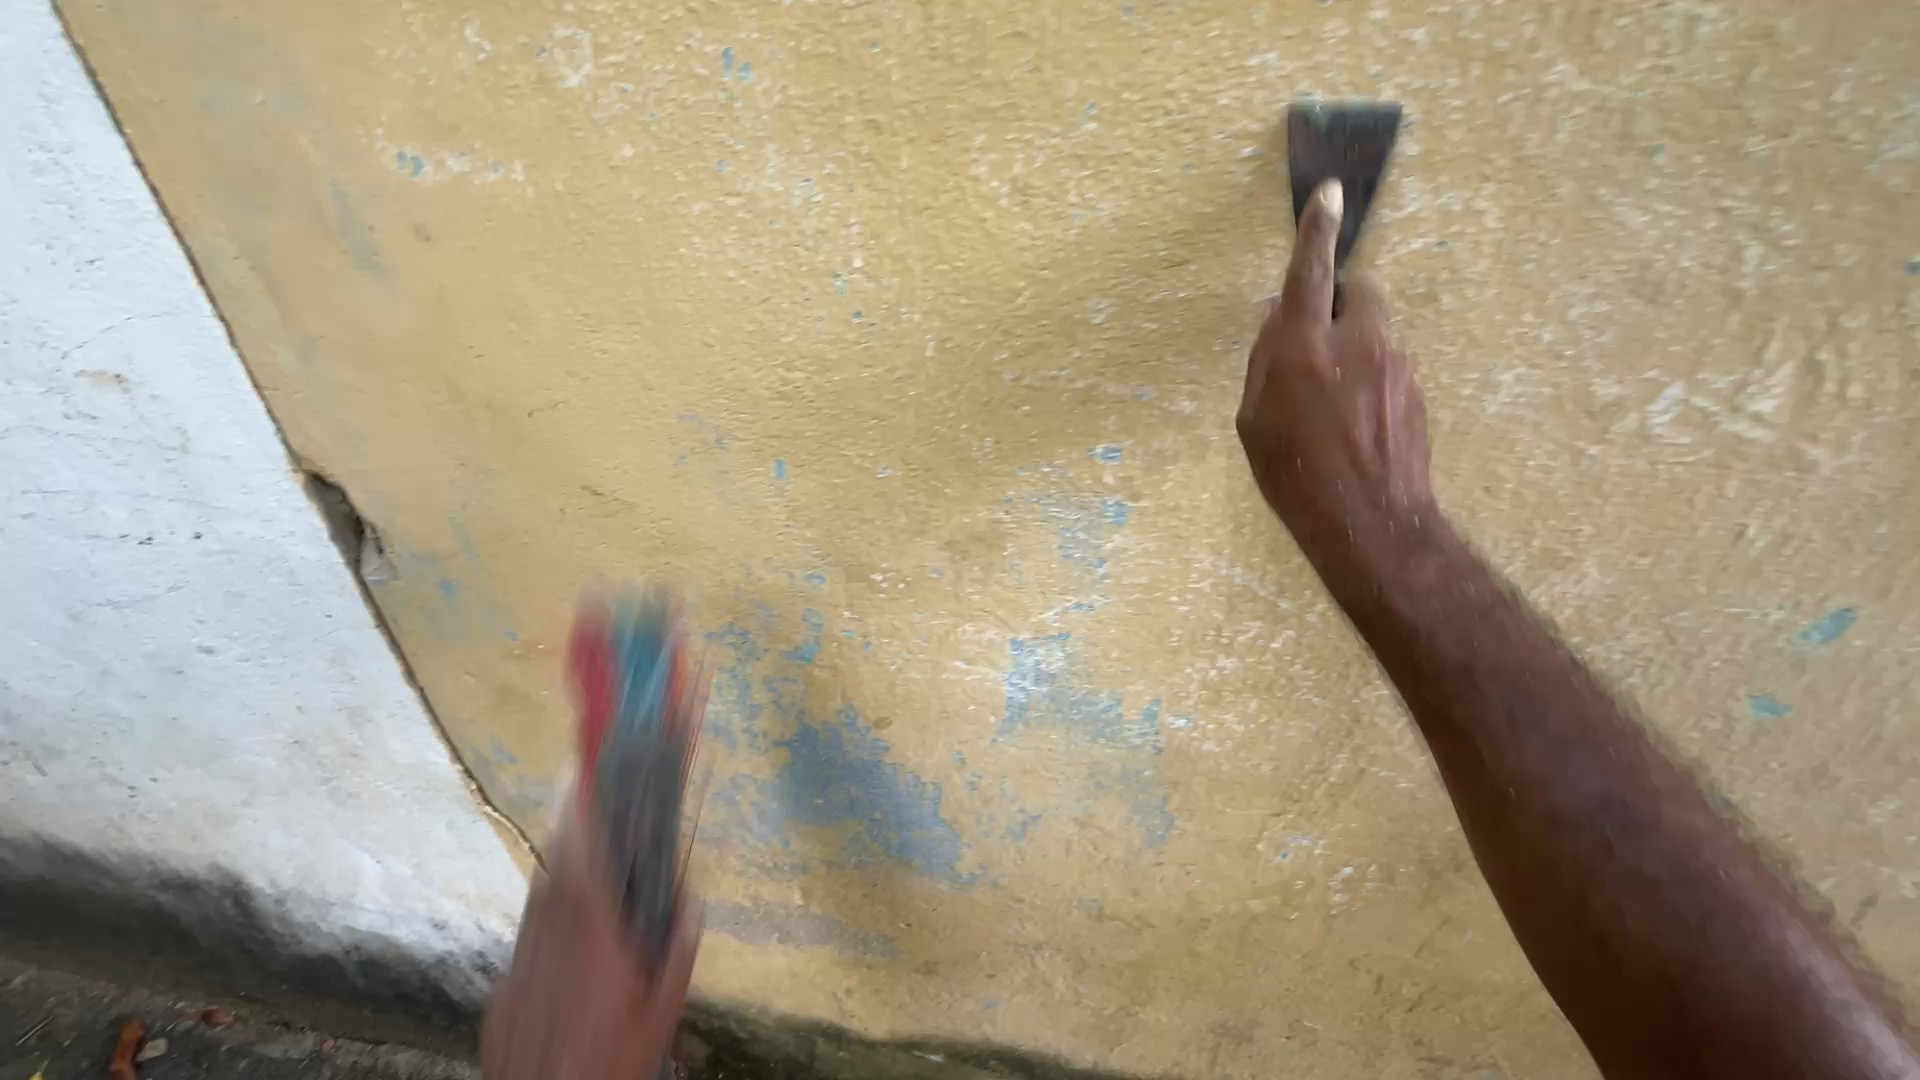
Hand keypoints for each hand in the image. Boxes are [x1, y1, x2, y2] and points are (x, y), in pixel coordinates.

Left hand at [481, 807, 700, 1079]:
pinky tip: (568, 935)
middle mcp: (549, 937)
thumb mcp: (664, 1005)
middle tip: (586, 797)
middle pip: (554, 867)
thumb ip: (679, 947)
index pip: (580, 855)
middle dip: (569, 826)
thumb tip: (692, 901)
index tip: (582, 772)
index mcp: (592, 933)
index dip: (578, 809)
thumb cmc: (614, 1056)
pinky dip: (548, 918)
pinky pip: (527, 936)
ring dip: (560, 868)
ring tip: (584, 854)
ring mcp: (519, 962)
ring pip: (537, 899)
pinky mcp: (502, 990)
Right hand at [1236, 179, 1434, 564]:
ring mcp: (1396, 363)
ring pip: (1375, 333)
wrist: (1368, 520)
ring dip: (1355, 350)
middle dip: (1341, 306)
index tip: (1329, 193)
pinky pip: (1389, 365)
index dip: (1316, 231)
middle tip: (1318, 348)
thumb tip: (1279, 322)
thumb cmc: (1293, 476)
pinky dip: (1371, 380)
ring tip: (1335, 407)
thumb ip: (1265, 364)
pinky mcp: (1417, 387)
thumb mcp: (1253, 423)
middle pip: (1360, 292)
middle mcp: (1356, 343)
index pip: (1309, 275)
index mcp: (1303, 350)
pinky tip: (1357, 426)